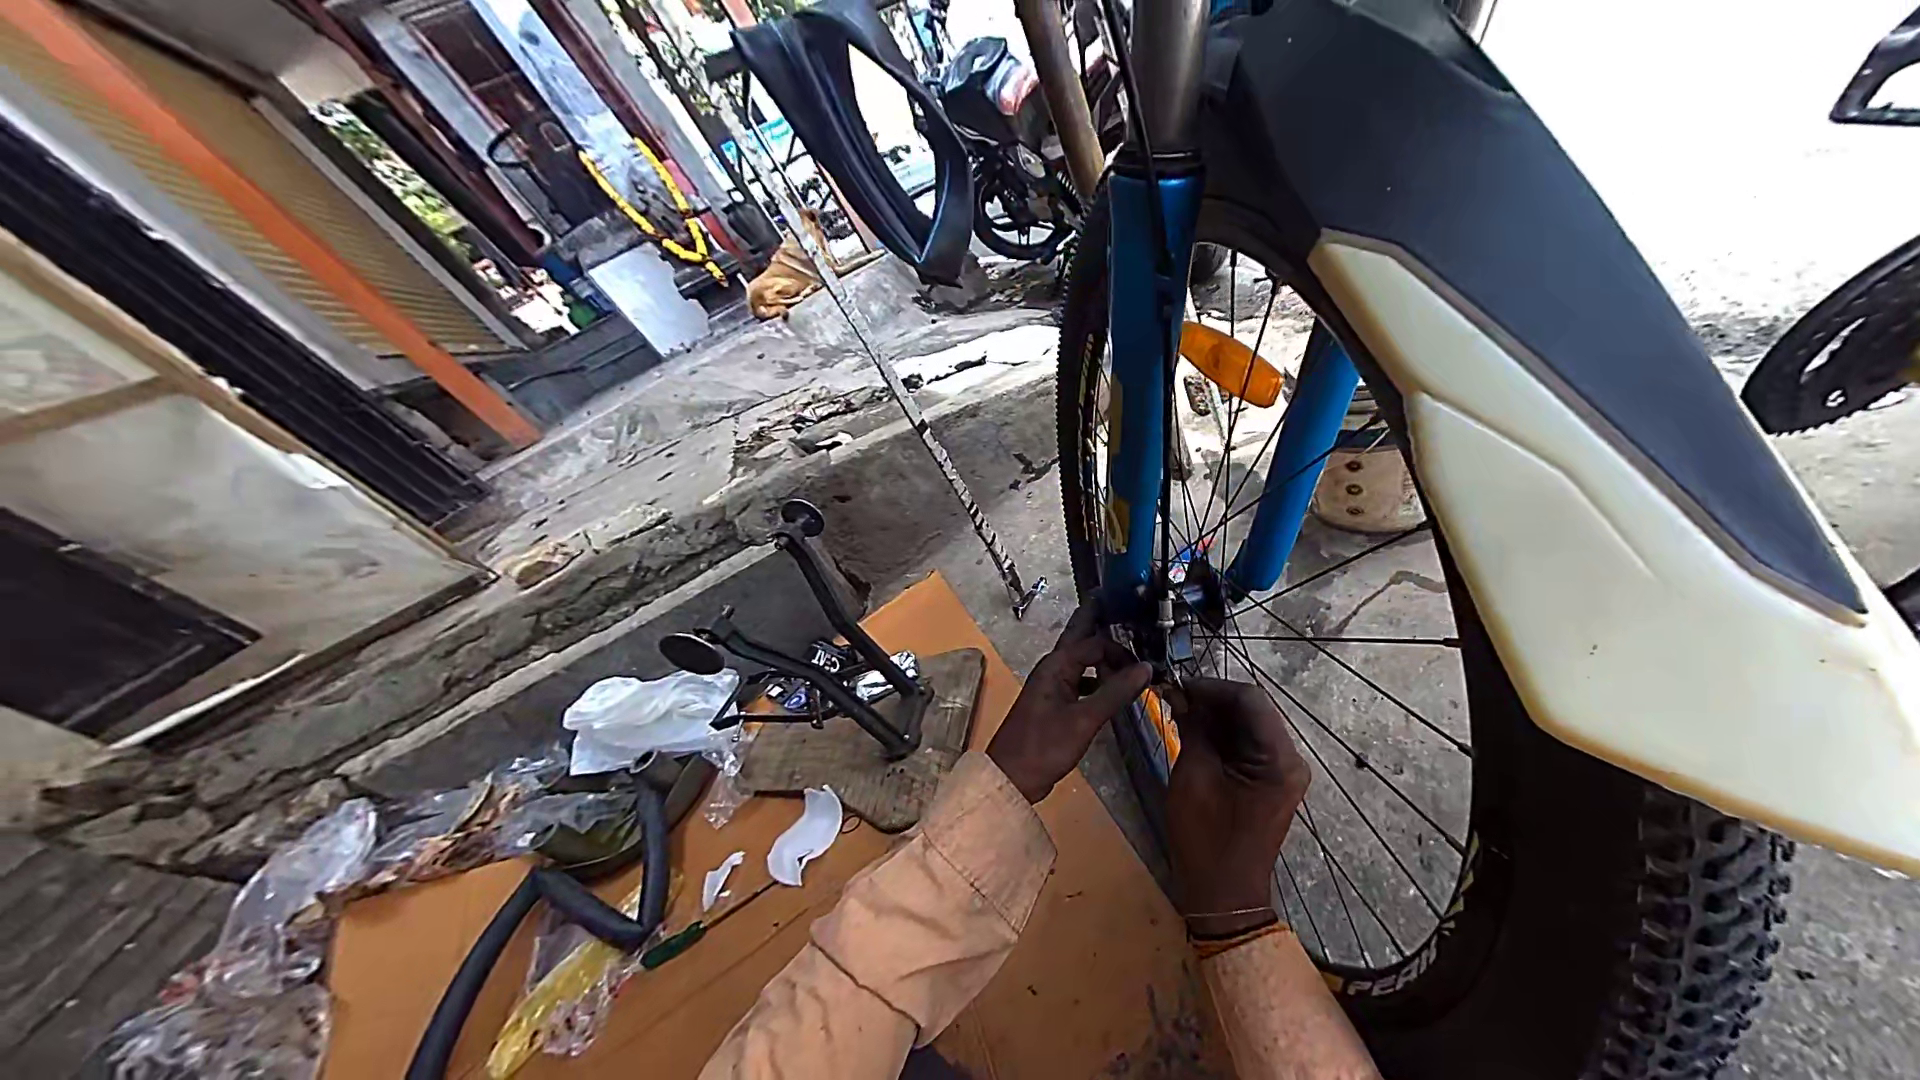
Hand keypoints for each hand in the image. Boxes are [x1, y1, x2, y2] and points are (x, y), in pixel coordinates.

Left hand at [987, 603, 1152, 802]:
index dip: (1120, 650)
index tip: (1145, 664)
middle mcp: (1053, 669)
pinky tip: (1110, 687)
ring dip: (1100, 654)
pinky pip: (1080, 680)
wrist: (1012, 776)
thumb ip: (1115, 692)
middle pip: (1078, 638)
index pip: (1094, 644)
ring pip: (1080, 661)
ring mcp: (1052, 686)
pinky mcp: (1055, 703)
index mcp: (1056, 666)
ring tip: (1124, 648)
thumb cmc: (1044, 745)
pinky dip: (1096, 679)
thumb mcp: (1084, 719)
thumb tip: (1145, 668)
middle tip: (1108, 599)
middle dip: (1093, 620)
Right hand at [1161, 677, 1310, 935]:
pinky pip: (1243, 741)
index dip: (1211, 686)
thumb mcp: (1193, 776)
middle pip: (1251, 708)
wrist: (1222, 893)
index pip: (1251, 699)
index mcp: (1278, 760)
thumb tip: (1178, 691)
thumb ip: (1192, 727)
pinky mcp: (1266, 778)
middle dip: (1210, 698)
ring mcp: (1279, 769)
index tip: (1176, 686)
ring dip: (1212, 713)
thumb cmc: (1206, 838)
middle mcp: (1288, 759)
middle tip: (1170, 696)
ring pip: (1245, 722)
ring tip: (1175, 709)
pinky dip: (1217, 731)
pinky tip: (1189, 728)